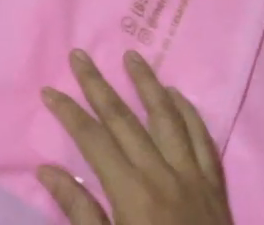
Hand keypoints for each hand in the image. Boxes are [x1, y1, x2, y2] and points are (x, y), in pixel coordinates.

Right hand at [39, 50, 233, 224]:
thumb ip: (79, 211)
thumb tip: (47, 169)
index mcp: (131, 193)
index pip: (92, 139)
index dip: (68, 112)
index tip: (48, 90)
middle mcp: (162, 176)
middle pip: (124, 119)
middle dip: (98, 85)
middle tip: (79, 54)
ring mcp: (194, 180)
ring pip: (168, 119)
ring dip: (147, 85)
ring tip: (132, 56)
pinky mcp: (217, 191)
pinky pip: (203, 142)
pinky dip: (189, 115)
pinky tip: (178, 96)